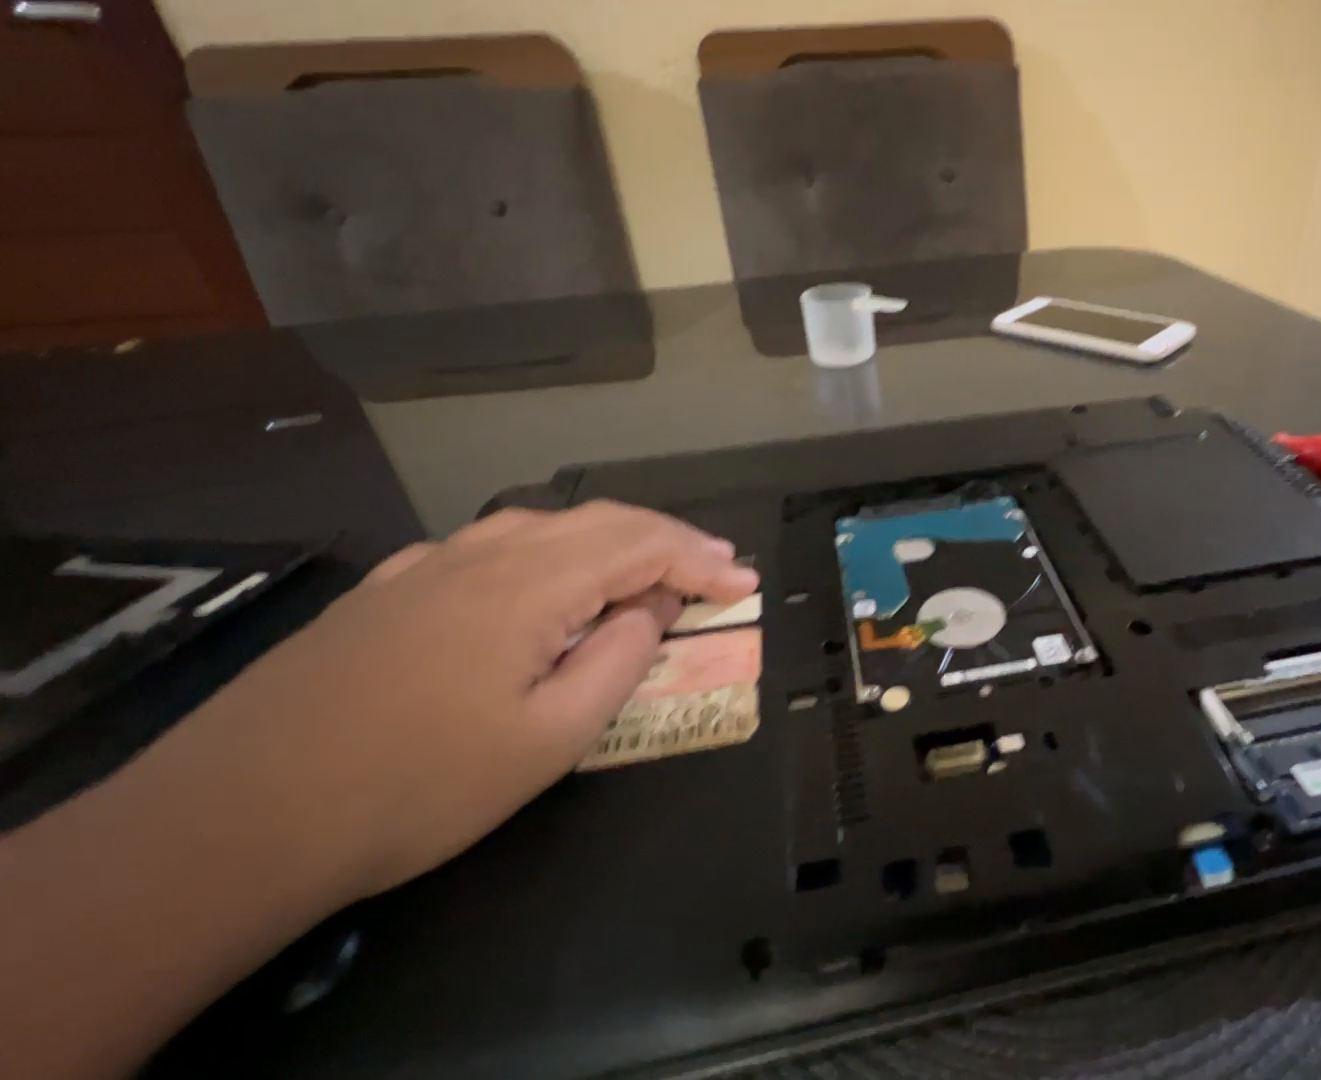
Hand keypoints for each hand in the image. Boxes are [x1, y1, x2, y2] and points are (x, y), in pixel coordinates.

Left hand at [151, 501, 758, 902]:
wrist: (233, 821)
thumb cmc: (416, 788)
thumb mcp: (548, 740)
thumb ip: (616, 661)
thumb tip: (651, 608)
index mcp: (526, 586)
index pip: (639, 546)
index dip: (701, 560)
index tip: (746, 584)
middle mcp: (478, 556)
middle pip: (595, 522)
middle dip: (666, 540)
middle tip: (715, 570)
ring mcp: (423, 570)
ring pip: (539, 528)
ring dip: (607, 541)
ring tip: (646, 571)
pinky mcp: (385, 594)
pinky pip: (488, 550)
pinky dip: (546, 554)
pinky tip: (543, 584)